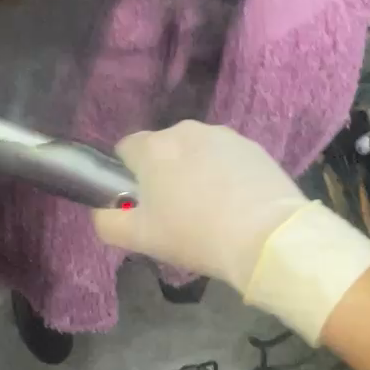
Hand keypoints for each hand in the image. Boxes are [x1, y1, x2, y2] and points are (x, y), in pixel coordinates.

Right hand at [93, 121, 309, 290]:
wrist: (265, 237)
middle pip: (163, 149)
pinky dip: (225, 174)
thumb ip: (107, 222)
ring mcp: (222, 135)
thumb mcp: (140, 239)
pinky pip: (226, 157)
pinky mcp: (252, 147)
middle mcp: (185, 131)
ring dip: (195, 171)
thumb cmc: (195, 235)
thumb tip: (103, 211)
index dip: (128, 176)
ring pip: (196, 151)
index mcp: (153, 148)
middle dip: (163, 173)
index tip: (142, 203)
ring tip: (210, 210)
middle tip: (176, 212)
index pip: (125, 149)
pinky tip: (236, 204)